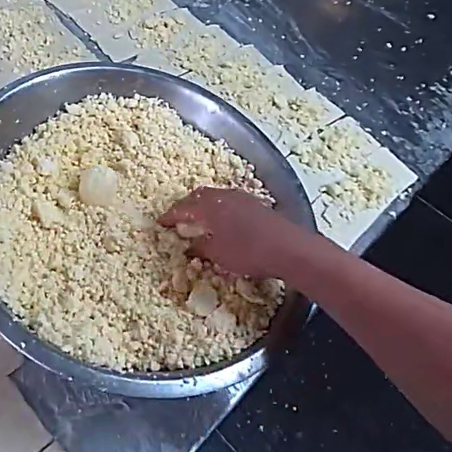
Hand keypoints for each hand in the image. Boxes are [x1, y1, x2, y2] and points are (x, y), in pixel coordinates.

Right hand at [159, 187, 320, 279]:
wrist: (290, 249)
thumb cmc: (248, 252)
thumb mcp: (218, 254)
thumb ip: (200, 248)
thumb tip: (189, 247)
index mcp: (207, 206)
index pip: (181, 208)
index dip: (169, 216)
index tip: (161, 223)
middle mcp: (222, 196)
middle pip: (197, 196)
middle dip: (185, 206)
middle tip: (178, 217)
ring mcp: (241, 198)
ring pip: (215, 196)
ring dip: (204, 205)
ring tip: (199, 217)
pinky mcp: (256, 204)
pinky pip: (229, 201)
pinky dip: (220, 208)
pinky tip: (224, 220)